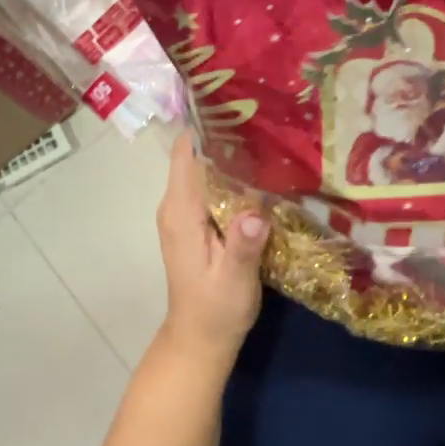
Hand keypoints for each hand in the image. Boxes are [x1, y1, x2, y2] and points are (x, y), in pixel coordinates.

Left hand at [155, 134, 270, 361]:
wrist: (200, 340)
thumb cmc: (215, 309)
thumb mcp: (234, 280)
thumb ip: (243, 246)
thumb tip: (254, 213)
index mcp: (181, 212)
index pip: (187, 154)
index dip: (207, 126)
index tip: (239, 106)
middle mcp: (176, 206)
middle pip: (196, 156)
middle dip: (225, 135)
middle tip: (267, 117)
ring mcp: (184, 214)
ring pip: (204, 170)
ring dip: (230, 154)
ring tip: (268, 134)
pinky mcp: (195, 223)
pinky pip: (210, 187)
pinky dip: (230, 176)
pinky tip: (260, 171)